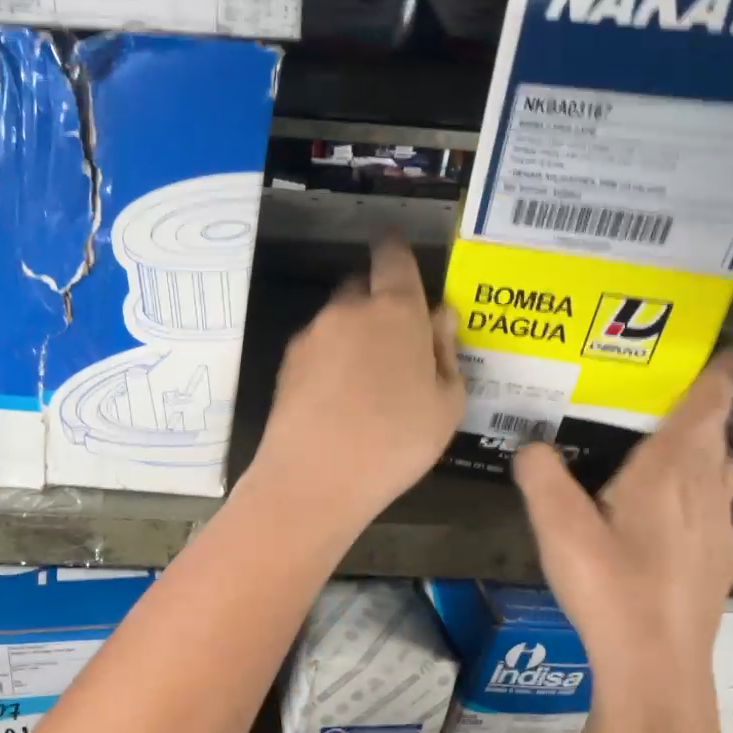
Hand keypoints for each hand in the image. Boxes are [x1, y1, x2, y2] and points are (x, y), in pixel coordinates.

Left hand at [243, 237, 465, 528]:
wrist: (313, 480)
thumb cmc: (395, 442)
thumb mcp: (447, 405)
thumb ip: (446, 354)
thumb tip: (439, 319)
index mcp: (395, 310)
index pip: (394, 258)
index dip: (397, 252)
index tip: (399, 254)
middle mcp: (347, 311)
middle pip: (363, 288)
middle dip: (380, 302)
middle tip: (398, 340)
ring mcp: (311, 337)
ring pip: (338, 321)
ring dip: (354, 335)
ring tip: (368, 380)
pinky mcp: (286, 366)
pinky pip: (318, 349)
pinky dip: (331, 361)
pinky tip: (339, 399)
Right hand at [512, 351, 732, 669]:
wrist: (653, 663)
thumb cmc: (608, 587)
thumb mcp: (557, 527)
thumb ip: (541, 477)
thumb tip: (531, 445)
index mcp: (669, 470)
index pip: (704, 405)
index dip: (715, 372)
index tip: (726, 345)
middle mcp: (705, 491)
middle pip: (716, 437)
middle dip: (707, 409)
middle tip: (680, 394)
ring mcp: (721, 532)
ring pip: (725, 476)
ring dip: (715, 453)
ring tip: (693, 446)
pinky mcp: (723, 567)